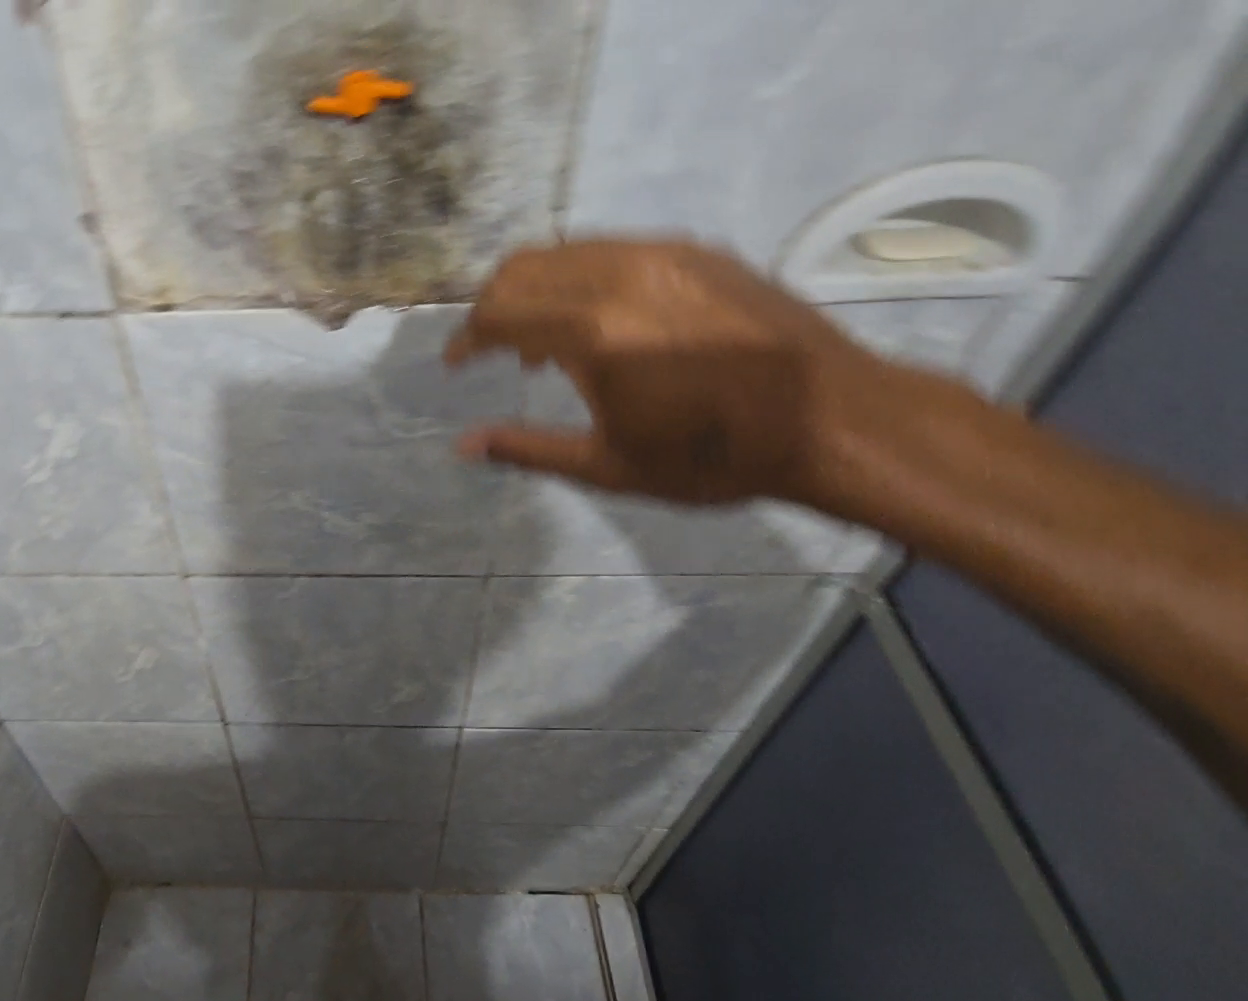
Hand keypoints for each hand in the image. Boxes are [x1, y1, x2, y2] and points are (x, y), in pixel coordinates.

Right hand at [446, 238, 883, 504]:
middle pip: (522, 269)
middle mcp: (619, 274)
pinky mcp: (696, 250)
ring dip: (535, 290)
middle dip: (491, 309)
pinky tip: (599, 322)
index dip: (465, 340)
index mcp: (593, 331)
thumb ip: (526, 449)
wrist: (831, 419)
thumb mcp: (608, 467)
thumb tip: (462, 447)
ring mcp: (662, 254)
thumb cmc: (712, 458)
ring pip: (565, 252)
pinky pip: (612, 249)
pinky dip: (581, 278)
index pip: (499, 314)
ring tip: (544, 344)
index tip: (453, 364)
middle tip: (492, 353)